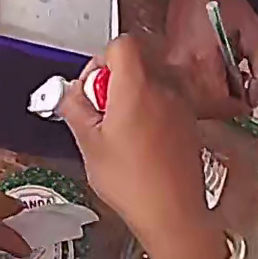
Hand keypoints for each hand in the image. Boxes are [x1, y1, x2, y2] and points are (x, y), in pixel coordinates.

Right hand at [58, 36, 226, 258]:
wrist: (173, 213)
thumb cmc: (132, 182)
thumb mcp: (89, 144)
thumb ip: (74, 108)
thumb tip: (69, 93)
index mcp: (136, 88)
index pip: (121, 44)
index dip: (101, 60)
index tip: (91, 89)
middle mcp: (163, 89)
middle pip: (133, 64)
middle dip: (111, 84)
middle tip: (99, 115)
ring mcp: (179, 106)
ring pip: (148, 84)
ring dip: (129, 99)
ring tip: (117, 134)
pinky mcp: (188, 123)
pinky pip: (162, 104)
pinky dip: (147, 114)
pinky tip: (137, 146)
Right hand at [165, 0, 257, 118]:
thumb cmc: (224, 4)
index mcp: (203, 65)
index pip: (224, 107)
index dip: (243, 102)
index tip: (252, 90)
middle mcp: (182, 72)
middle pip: (209, 108)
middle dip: (229, 100)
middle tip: (242, 81)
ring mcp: (171, 70)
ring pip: (198, 102)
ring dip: (216, 95)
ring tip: (227, 71)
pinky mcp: (167, 66)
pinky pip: (188, 90)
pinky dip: (204, 87)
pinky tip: (213, 67)